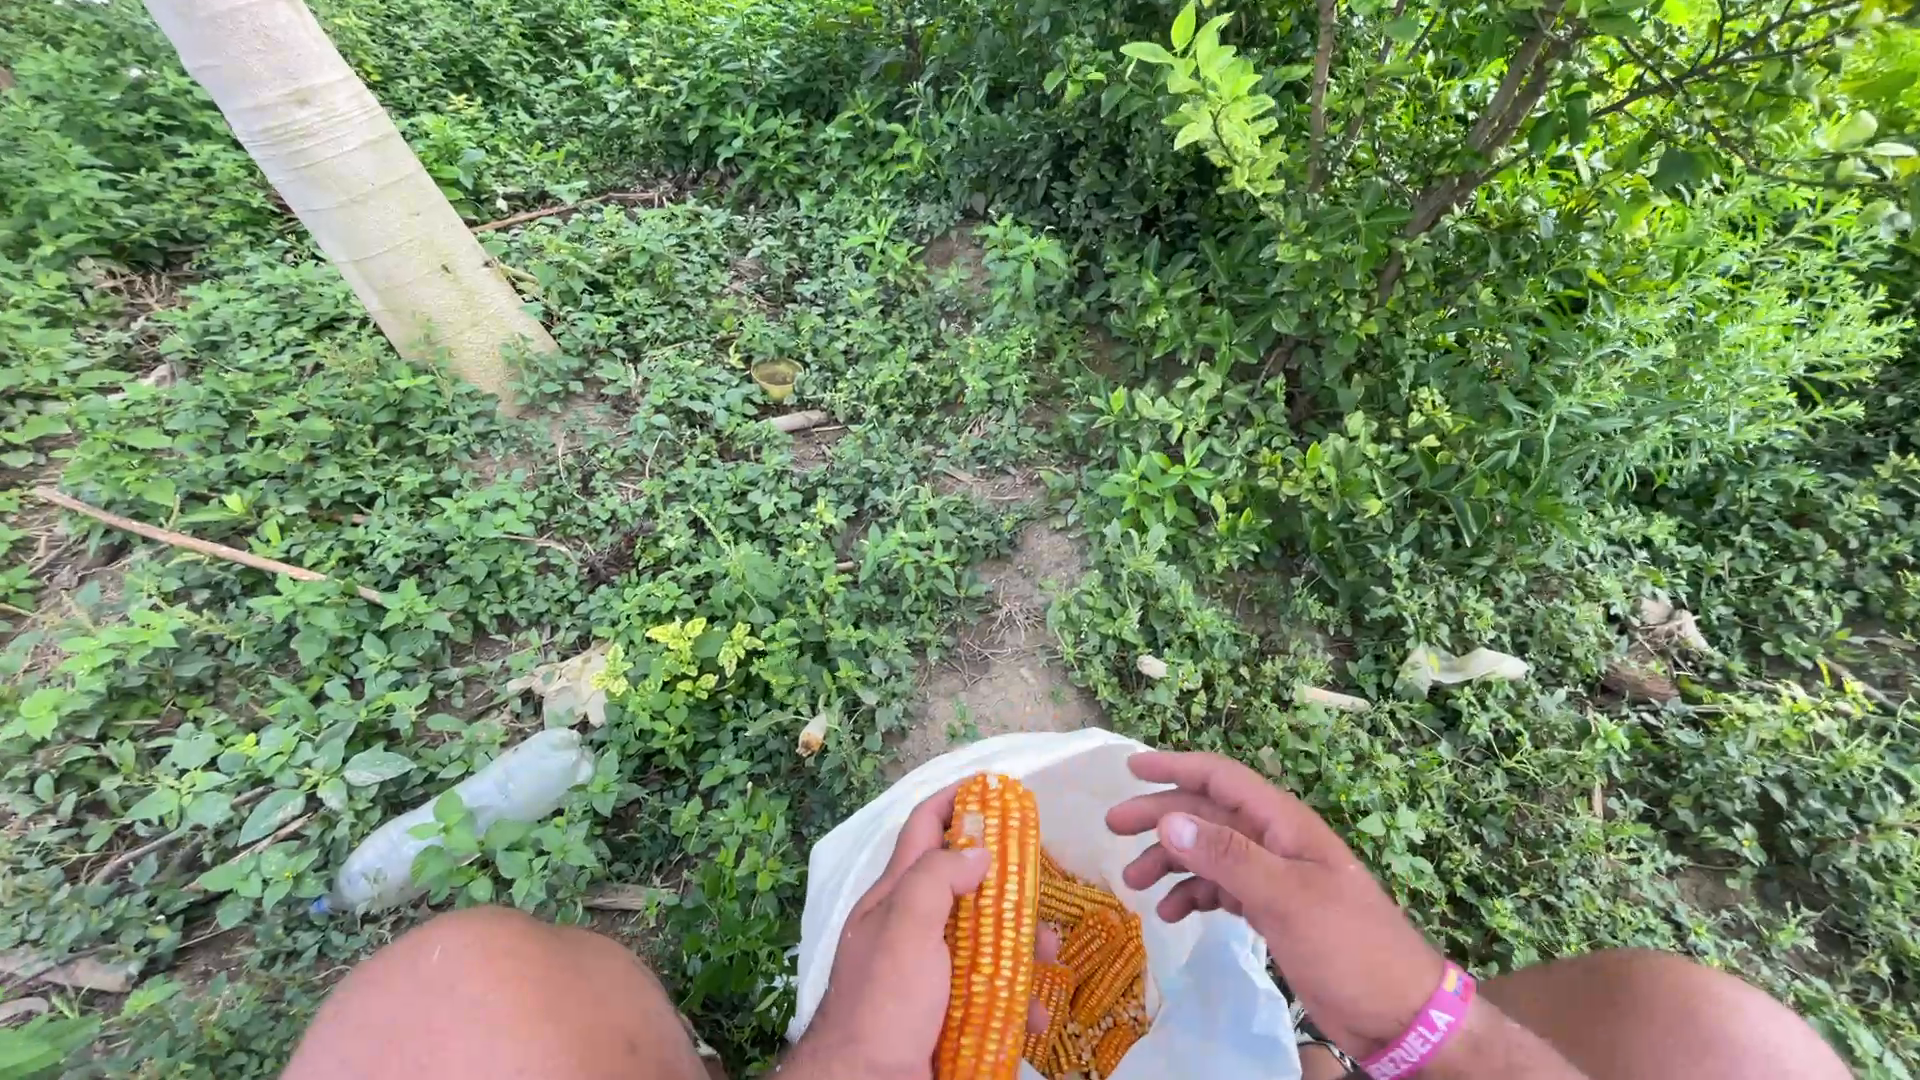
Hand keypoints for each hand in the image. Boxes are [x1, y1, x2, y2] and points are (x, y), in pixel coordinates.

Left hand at [789, 783, 1054, 1079]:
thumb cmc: (883, 1002)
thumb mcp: (906, 926)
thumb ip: (937, 878)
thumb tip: (979, 850)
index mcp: (897, 894)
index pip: (924, 826)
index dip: (955, 799)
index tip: (995, 787)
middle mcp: (914, 925)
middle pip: (965, 882)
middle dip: (1006, 880)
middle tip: (1041, 885)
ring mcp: (931, 971)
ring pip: (986, 938)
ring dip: (1022, 943)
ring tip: (1049, 956)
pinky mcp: (948, 1011)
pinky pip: (991, 991)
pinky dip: (1018, 998)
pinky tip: (1035, 1014)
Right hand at [1105, 751, 1444, 1058]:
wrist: (1402, 1017)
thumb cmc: (1350, 945)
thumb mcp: (1286, 897)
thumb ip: (1226, 856)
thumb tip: (1168, 819)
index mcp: (1282, 823)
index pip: (1221, 777)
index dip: (1175, 766)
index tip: (1131, 768)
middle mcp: (1272, 841)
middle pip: (1204, 814)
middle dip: (1158, 816)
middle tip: (1112, 827)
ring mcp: (1271, 877)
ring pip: (1206, 853)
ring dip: (1168, 861)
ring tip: (1132, 882)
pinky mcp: (1270, 910)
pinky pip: (1219, 890)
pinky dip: (1191, 895)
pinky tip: (1171, 912)